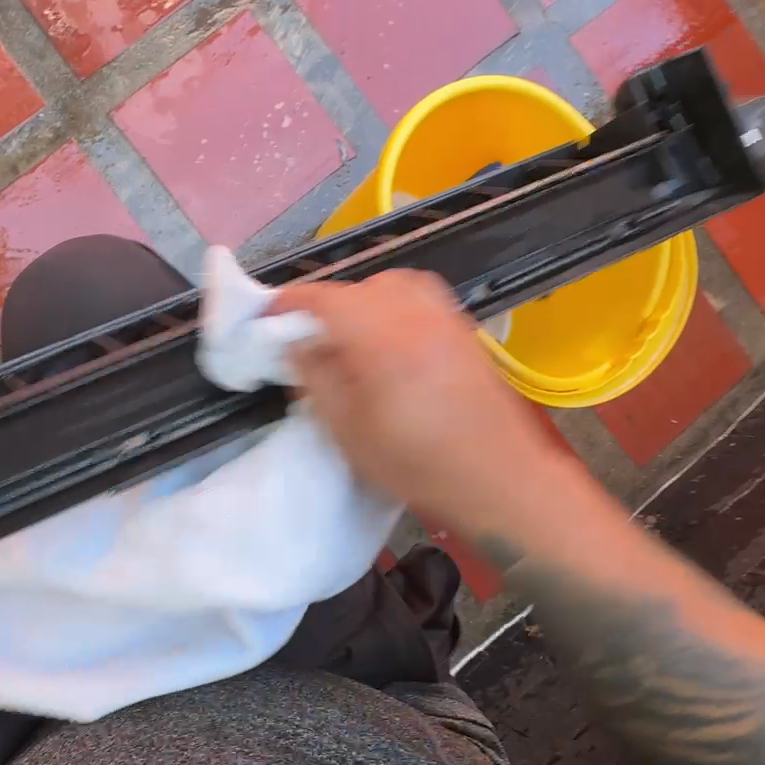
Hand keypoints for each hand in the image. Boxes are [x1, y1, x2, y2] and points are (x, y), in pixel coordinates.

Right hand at [271, 270, 578, 531]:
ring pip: (392, 285)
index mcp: (380, 337)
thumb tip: (294, 344)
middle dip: (324, 304)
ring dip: (360, 301)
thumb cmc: (414, 464)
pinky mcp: (463, 332)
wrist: (499, 479)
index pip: (324, 298)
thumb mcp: (346, 430)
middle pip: (358, 287)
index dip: (288, 302)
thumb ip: (315, 378)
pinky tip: (384, 338)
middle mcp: (415, 315)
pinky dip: (391, 305)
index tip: (266, 319)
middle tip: (303, 336)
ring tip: (344, 334)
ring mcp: (445, 319)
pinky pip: (420, 297)